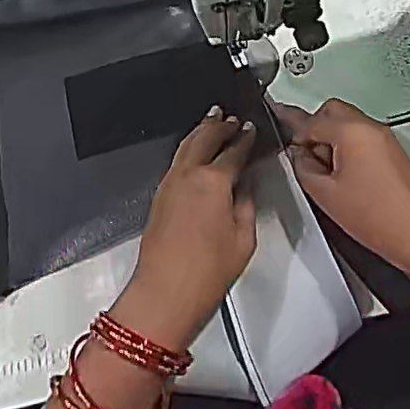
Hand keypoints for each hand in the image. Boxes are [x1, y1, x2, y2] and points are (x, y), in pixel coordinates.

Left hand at [114, 108, 258, 351]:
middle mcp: (187, 175)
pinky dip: (188, 148)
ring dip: (200, 132)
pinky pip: (176, 161)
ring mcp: (169, 183)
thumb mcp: (243, 238)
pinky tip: (193, 151)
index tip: (250, 130)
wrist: (165, 291)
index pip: (233, 151)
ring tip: (211, 122)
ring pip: (185, 146)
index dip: (244, 138)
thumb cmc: (205, 271)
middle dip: (219, 125)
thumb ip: (246, 205)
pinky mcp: (159, 195)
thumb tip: (244, 189)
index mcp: (213, 181)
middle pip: (204, 138)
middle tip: (229, 117)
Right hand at [274, 99, 409, 279]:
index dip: (292, 131)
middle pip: (331, 112)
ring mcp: (384, 140)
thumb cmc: (382, 218)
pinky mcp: (392, 153)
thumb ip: (302, 167)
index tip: (281, 129)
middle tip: (303, 154)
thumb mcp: (323, 193)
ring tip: (326, 173)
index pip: (310, 120)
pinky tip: (343, 179)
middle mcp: (370, 129)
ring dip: (331, 139)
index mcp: (351, 132)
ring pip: (347, 124)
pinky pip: (361, 138)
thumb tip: (298, 156)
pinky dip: (347, 149)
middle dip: (313, 129)